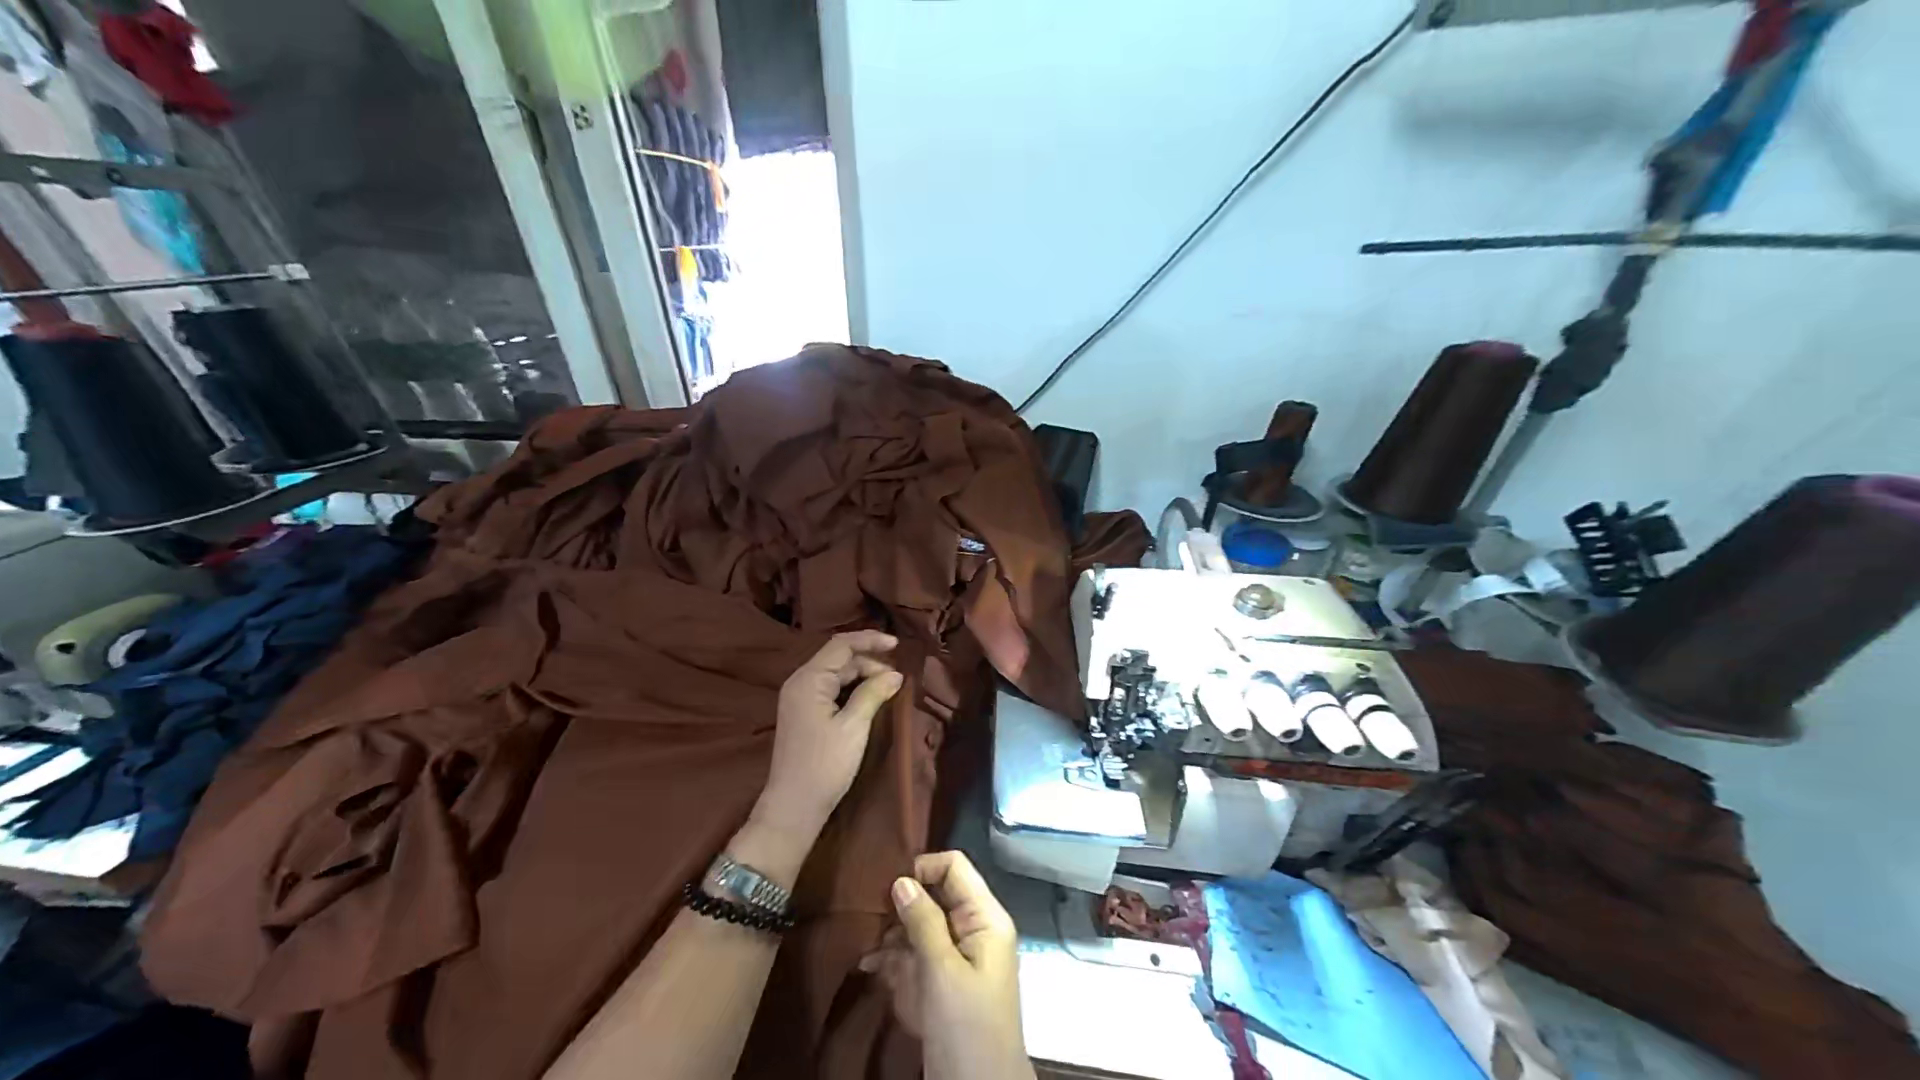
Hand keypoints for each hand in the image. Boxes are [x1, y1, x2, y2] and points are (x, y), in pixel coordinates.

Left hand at [752, 631, 902, 839]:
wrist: (794, 806)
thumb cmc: (824, 765)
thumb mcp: (854, 727)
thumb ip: (873, 693)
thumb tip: (895, 674)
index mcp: (808, 679)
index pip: (841, 645)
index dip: (870, 640)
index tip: (898, 644)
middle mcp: (800, 682)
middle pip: (839, 658)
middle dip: (869, 661)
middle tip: (896, 677)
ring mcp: (799, 698)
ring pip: (836, 673)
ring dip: (862, 675)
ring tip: (888, 686)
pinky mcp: (804, 713)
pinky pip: (830, 688)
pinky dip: (852, 688)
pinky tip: (870, 697)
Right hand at [859, 852, 1033, 1079]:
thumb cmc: (967, 1026)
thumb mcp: (942, 970)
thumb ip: (923, 921)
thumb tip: (901, 880)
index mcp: (985, 918)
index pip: (956, 868)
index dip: (924, 868)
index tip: (890, 885)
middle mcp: (972, 929)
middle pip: (936, 894)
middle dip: (902, 901)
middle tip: (869, 914)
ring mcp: (956, 956)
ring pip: (921, 924)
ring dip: (893, 931)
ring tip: (866, 944)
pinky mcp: (940, 982)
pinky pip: (915, 954)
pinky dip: (893, 957)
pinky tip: (869, 964)